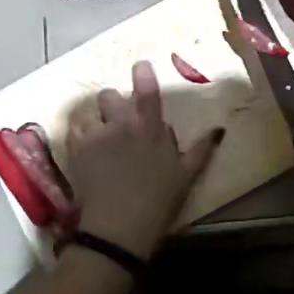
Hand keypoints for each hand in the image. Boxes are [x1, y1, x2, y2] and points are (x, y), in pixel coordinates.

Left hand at [69, 60, 222, 258]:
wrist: (119, 226)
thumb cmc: (158, 204)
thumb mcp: (186, 177)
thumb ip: (202, 150)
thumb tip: (219, 130)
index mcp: (152, 130)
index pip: (148, 91)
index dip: (143, 74)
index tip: (140, 66)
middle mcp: (124, 125)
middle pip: (111, 96)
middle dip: (113, 104)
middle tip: (116, 122)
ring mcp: (98, 134)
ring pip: (90, 110)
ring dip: (95, 119)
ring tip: (98, 137)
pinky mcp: (77, 148)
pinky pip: (74, 127)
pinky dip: (79, 133)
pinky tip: (84, 148)